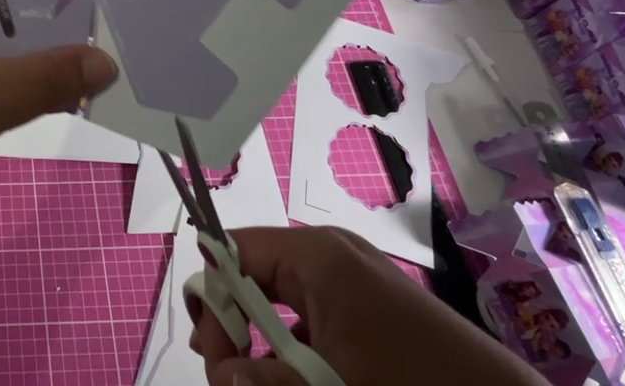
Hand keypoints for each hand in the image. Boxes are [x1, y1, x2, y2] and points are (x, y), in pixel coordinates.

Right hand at [191, 227, 541, 385]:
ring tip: (257, 382)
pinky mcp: (368, 303)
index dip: (212, 302)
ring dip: (259, 340)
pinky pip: (307, 310)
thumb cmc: (412, 385)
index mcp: (313, 255)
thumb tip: (221, 377)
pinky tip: (293, 378)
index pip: (230, 252)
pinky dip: (291, 343)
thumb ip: (267, 382)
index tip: (217, 362)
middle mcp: (326, 253)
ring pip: (275, 295)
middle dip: (232, 325)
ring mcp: (350, 276)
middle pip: (249, 272)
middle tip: (231, 379)